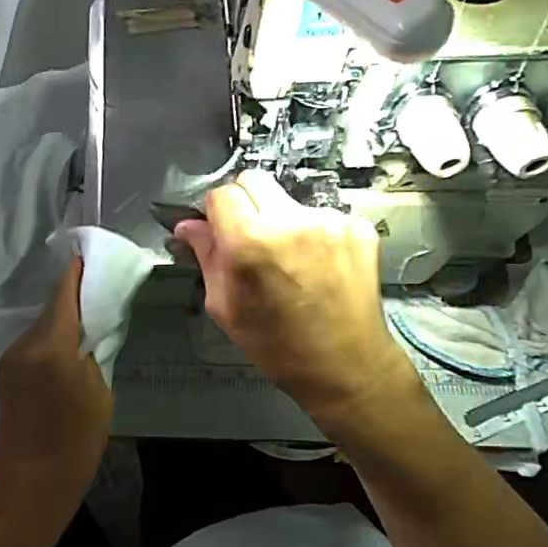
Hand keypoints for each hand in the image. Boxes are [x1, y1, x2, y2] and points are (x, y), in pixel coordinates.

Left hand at [0, 258, 113, 546]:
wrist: (30, 486)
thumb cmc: (76, 442)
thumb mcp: (101, 391)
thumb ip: (99, 349)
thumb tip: (101, 322)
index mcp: (52, 344)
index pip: (65, 289)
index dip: (83, 269)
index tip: (103, 257)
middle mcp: (25, 342)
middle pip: (54, 304)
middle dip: (80, 294)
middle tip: (110, 293)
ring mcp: (12, 357)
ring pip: (45, 323)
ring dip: (68, 318)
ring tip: (97, 325)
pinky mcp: (7, 372)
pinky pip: (36, 342)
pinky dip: (56, 337)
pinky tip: (75, 350)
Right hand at [173, 171, 420, 419]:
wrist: (345, 366)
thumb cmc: (281, 347)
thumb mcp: (226, 307)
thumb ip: (207, 257)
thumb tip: (189, 227)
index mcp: (250, 243)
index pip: (221, 194)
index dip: (215, 212)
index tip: (219, 228)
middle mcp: (291, 223)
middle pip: (255, 181)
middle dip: (246, 204)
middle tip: (250, 239)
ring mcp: (329, 223)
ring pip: (288, 199)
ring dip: (281, 219)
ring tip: (287, 261)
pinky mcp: (357, 228)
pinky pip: (320, 215)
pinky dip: (312, 232)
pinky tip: (314, 265)